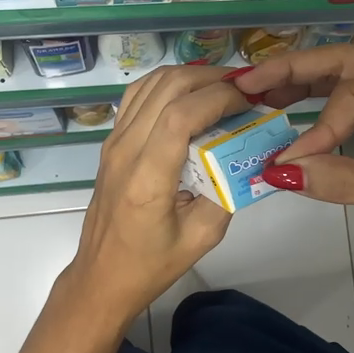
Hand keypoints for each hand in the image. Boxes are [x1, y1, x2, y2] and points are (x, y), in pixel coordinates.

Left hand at [56, 64, 254, 325]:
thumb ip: (228, 192)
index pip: (180, 115)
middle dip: (210, 78)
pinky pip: (138, 95)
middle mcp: (125, 151)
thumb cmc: (151, 264)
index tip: (249, 101)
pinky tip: (192, 95)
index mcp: (147, 179)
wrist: (101, 277)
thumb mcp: (202, 237)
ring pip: (151, 83)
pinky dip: (169, 84)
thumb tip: (252, 154)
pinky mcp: (112, 141)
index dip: (219, 97)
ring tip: (223, 87)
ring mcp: (114, 142)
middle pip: (167, 87)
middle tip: (244, 88)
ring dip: (190, 76)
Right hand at [233, 45, 353, 271]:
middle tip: (246, 83)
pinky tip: (295, 123)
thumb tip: (276, 172)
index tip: (286, 160)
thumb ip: (342, 179)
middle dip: (296, 72)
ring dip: (306, 89)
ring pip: (349, 87)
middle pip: (346, 66)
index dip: (317, 125)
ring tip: (259, 96)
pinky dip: (324, 116)